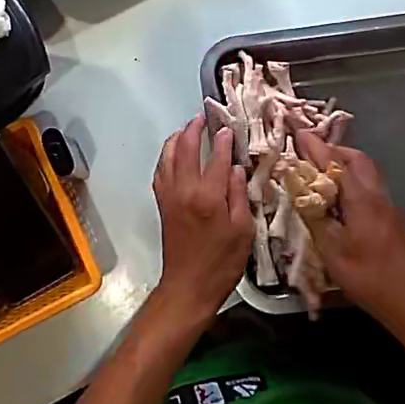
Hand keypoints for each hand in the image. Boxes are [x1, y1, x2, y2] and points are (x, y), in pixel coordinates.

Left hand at [150, 116, 251, 324]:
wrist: (188, 286)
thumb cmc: (222, 262)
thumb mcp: (243, 230)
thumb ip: (239, 195)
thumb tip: (236, 168)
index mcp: (208, 196)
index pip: (216, 158)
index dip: (223, 140)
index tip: (228, 127)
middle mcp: (184, 189)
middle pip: (185, 149)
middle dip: (194, 129)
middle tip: (203, 117)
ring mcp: (169, 195)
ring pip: (168, 156)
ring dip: (177, 139)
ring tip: (188, 129)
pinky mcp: (162, 203)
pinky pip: (161, 170)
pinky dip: (167, 156)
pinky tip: (174, 154)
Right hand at [293, 130, 404, 325]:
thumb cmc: (369, 276)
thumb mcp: (331, 248)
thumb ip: (315, 215)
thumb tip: (299, 190)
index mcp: (361, 198)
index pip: (335, 162)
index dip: (315, 147)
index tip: (298, 133)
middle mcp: (377, 196)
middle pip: (357, 161)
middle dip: (333, 151)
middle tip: (309, 153)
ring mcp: (387, 209)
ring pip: (365, 175)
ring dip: (343, 166)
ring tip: (318, 174)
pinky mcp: (391, 222)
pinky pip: (368, 189)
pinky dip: (350, 183)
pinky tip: (338, 201)